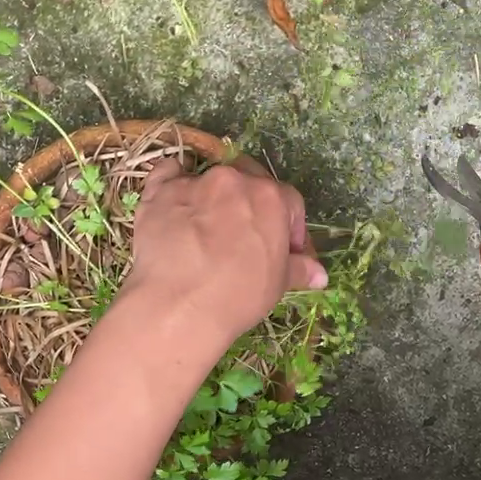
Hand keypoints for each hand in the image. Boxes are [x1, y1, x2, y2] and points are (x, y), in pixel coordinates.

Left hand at [121, 157, 326, 347]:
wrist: (179, 305)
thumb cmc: (238, 296)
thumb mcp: (277, 285)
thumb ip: (298, 269)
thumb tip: (320, 274)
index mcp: (271, 198)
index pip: (290, 202)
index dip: (290, 228)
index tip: (285, 251)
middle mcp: (234, 180)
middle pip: (250, 182)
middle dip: (253, 206)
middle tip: (246, 239)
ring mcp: (195, 182)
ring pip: (211, 180)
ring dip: (215, 199)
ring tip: (208, 232)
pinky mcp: (159, 192)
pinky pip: (169, 175)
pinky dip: (175, 183)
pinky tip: (176, 203)